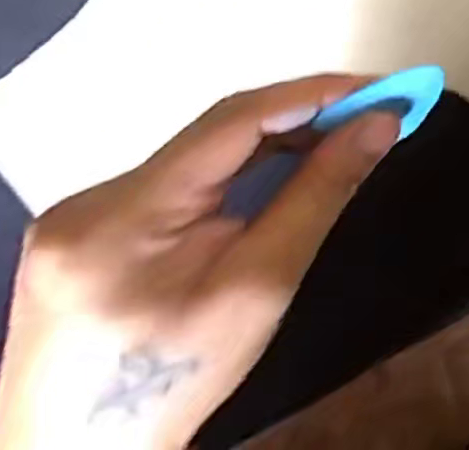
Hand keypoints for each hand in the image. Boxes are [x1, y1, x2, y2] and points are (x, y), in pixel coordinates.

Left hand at [0, 74, 401, 449]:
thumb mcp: (264, 284)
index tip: (382, 89)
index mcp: (123, 213)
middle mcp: (94, 196)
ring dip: (280, 136)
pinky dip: (247, 162)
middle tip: (374, 111)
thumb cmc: (179, 380)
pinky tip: (286, 165)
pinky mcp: (94, 226)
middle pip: (219, 130)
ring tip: (344, 133)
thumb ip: (322, 192)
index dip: (314, 94)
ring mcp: (87, 210)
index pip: (234, 120)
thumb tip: (382, 121)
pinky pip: (190, 172)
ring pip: (206, 149)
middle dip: (304, 113)